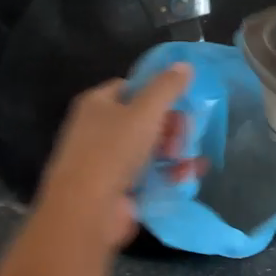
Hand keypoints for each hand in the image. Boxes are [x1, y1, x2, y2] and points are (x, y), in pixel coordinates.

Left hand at [37, 64, 197, 246]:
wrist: (86, 211)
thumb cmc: (112, 151)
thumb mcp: (145, 111)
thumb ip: (167, 86)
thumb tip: (185, 65)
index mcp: (96, 104)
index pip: (130, 87)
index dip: (156, 91)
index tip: (180, 100)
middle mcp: (98, 130)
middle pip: (144, 119)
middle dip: (170, 126)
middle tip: (184, 135)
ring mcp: (107, 162)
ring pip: (149, 148)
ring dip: (174, 151)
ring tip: (187, 159)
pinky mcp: (117, 189)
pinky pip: (149, 174)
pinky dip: (169, 173)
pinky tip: (188, 175)